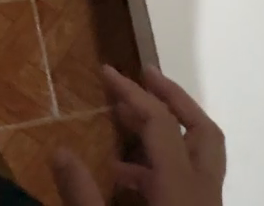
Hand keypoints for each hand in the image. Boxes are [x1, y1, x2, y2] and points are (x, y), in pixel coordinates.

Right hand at [53, 65, 224, 205]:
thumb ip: (83, 194)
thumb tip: (58, 151)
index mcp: (182, 187)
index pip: (161, 123)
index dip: (132, 92)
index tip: (105, 71)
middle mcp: (204, 192)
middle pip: (204, 131)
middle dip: (174, 97)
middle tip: (145, 74)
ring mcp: (205, 205)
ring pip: (201, 154)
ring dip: (168, 128)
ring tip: (125, 117)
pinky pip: (189, 178)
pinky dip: (163, 161)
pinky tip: (125, 172)